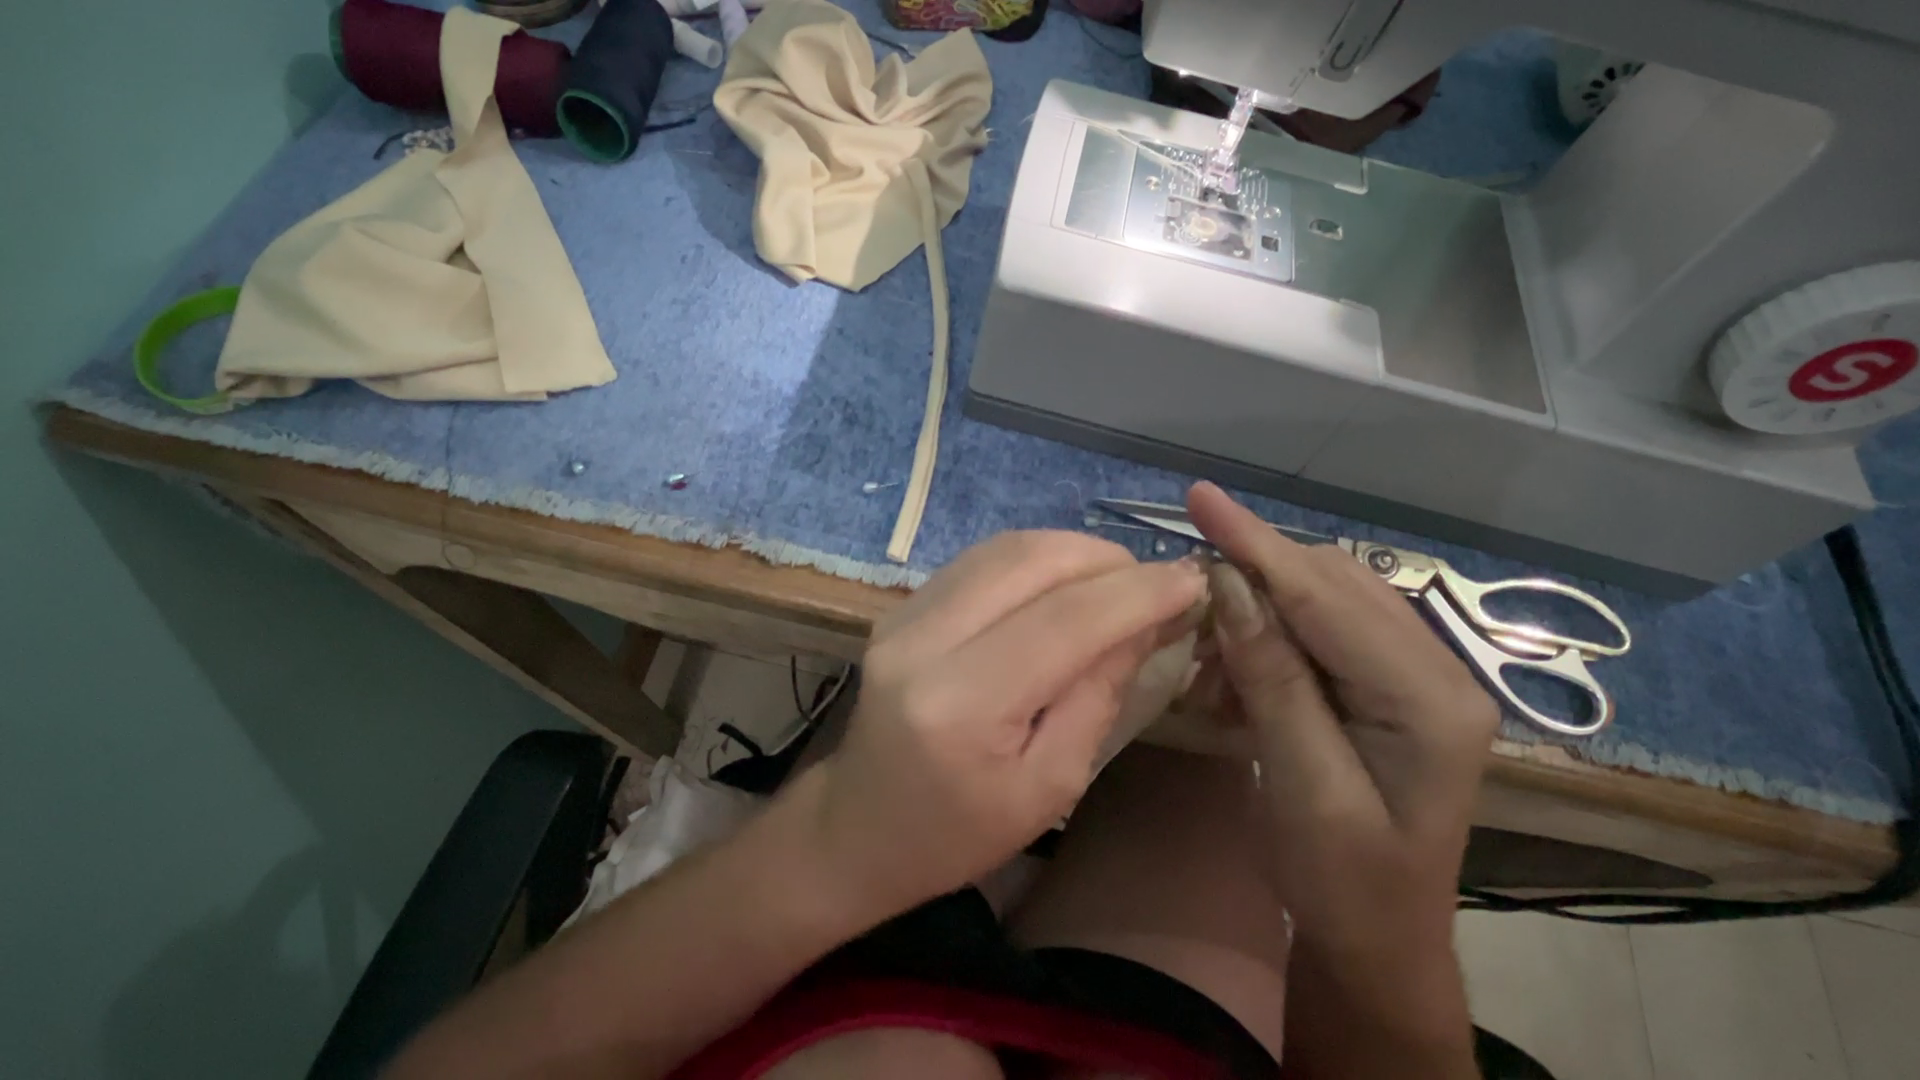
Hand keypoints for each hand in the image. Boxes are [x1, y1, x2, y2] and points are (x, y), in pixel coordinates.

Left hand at [806, 531, 1207, 915]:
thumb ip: (1098, 696)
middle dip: (1110, 561)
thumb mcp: (1050, 786)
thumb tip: (1147, 621)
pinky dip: (1038, 560)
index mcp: (959, 704)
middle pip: (1033, 562)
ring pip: (1008, 548)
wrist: (859, 827)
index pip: (1065, 620)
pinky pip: (983, 560)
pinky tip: (1068, 584)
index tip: (1194, 580)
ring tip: (1122, 583)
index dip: (1138, 593)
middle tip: (1159, 586)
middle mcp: (922, 640)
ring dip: (1076, 553)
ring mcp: (902, 615)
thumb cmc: (960, 833)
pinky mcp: (900, 606)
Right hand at [1185, 482, 1496, 1006]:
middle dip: (1255, 571)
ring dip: (1261, 603)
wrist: (1379, 944)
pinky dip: (1273, 633)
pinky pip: (1326, 631)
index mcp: (1431, 700)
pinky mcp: (1391, 688)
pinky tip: (1236, 662)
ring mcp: (1420, 678)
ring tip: (1206, 636)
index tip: (1199, 496)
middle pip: (1335, 586)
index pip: (1330, 599)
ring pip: (1329, 600)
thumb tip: (1230, 585)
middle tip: (1184, 584)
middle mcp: (1440, 672)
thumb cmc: (1342, 883)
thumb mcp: (1301, 786)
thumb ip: (1273, 679)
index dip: (1259, 544)